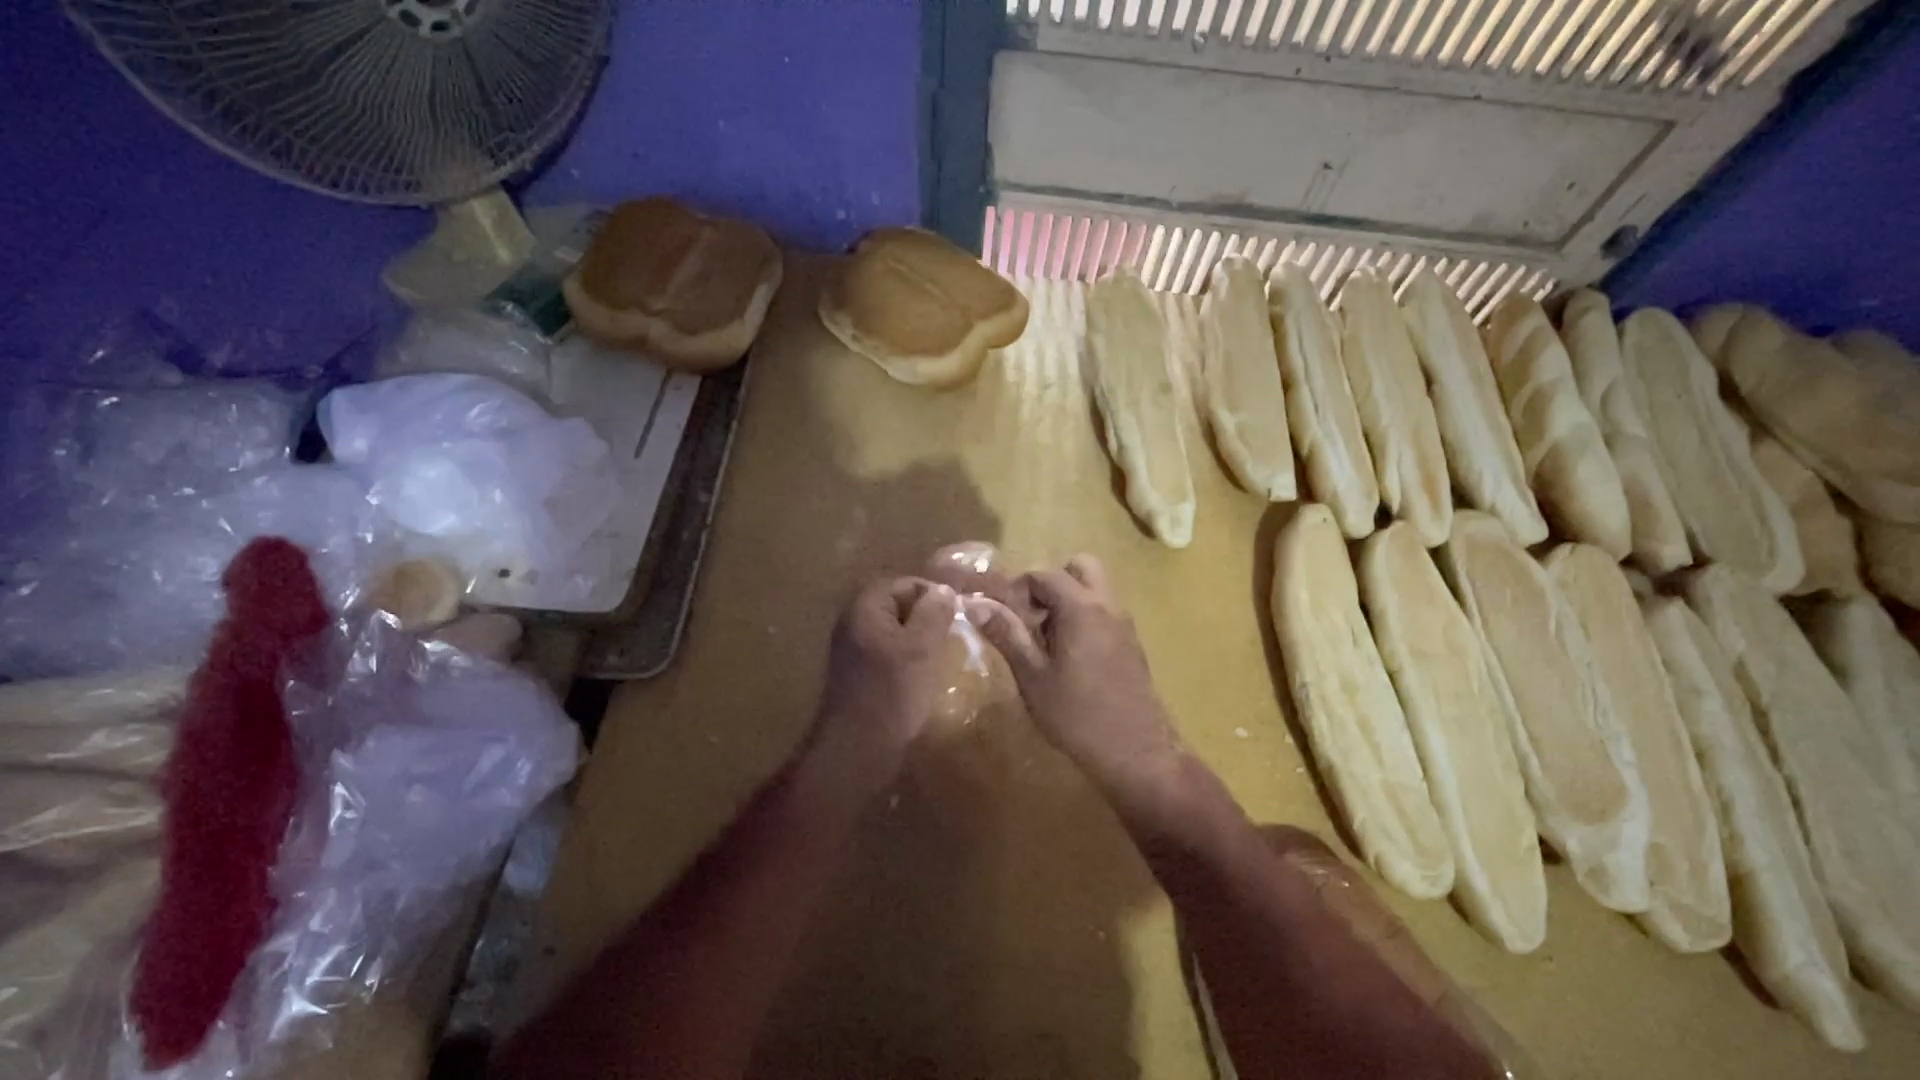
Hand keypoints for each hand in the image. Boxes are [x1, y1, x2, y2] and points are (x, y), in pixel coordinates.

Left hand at [817, 577, 959, 770]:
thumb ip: (934, 613)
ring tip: (945, 657)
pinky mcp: (860, 676)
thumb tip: (944, 590)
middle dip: (928, 618)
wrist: (857, 750)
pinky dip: (910, 661)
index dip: (933, 595)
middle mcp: (854, 623)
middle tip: (955, 636)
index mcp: (864, 608)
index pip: (904, 584)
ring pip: (897, 633)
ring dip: (921, 642)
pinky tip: (926, 678)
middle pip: (899, 607)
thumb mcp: (921, 648)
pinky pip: (890, 655)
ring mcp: (854, 651)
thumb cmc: (891, 693)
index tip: (960, 615)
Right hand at [964, 555, 1181, 788]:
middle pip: (1078, 567)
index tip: (1002, 617)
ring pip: (1094, 589)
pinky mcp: (1132, 644)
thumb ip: (1006, 634)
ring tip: (1046, 641)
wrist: (1135, 751)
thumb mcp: (1032, 676)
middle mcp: (1107, 605)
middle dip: (1050, 583)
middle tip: (1031, 618)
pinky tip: (1069, 658)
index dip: (1016, 589)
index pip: (1043, 574)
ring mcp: (1124, 624)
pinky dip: (1084, 618)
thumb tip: (975, 604)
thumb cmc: (1076, 714)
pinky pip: (1105, 611)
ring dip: (1068, 600)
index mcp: (1081, 607)